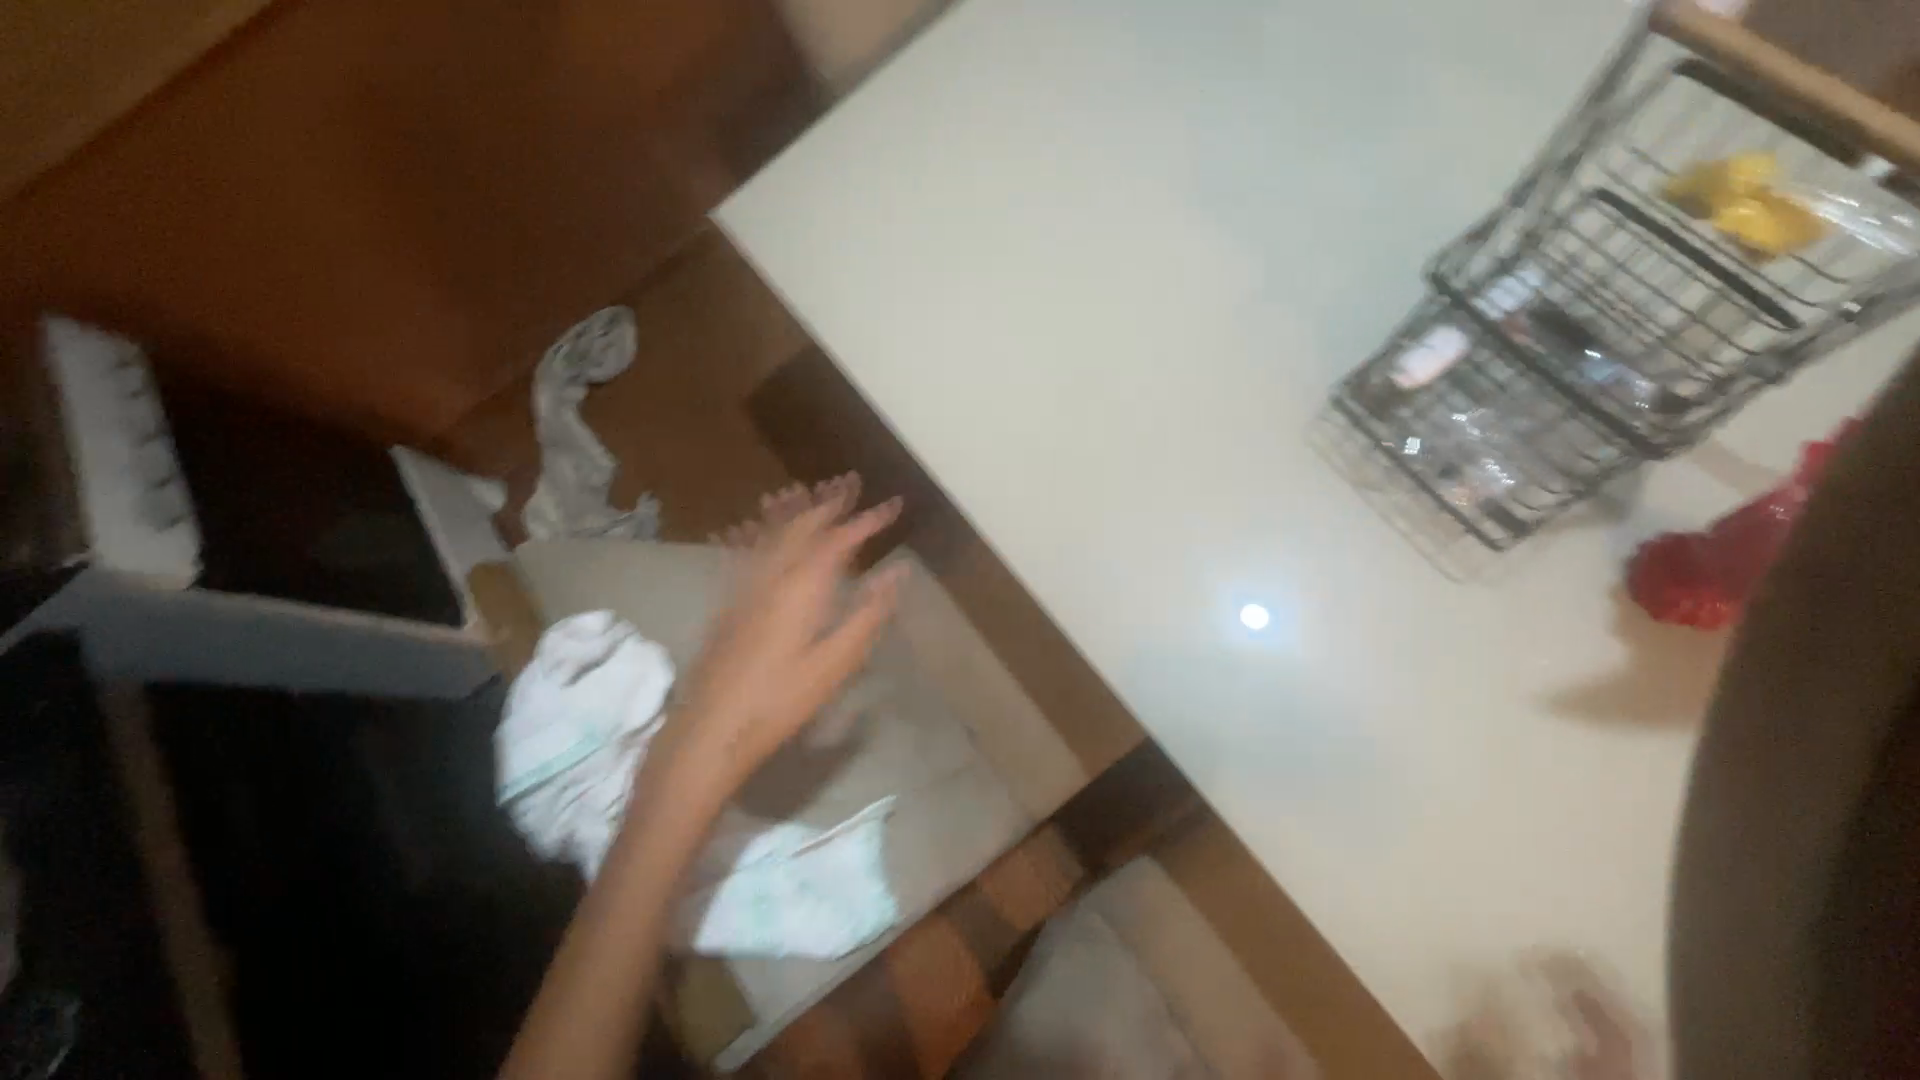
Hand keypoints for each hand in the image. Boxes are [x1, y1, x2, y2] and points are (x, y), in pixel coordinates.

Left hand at [644, 476, 904, 816]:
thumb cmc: (781, 700)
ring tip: (812, 489)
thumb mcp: (836, 663)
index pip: (841, 539)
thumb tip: (898, 571)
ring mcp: (744, 586)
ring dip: (796, 509)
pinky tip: (758, 527)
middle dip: (830, 501)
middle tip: (853, 482)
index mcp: (802, 587)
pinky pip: (748, 550)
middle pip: (803, 525)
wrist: (711, 728)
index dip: (869, 519)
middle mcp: (771, 575)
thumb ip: (868, 613)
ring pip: (772, 532)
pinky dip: (762, 530)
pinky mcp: (729, 601)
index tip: (895, 504)